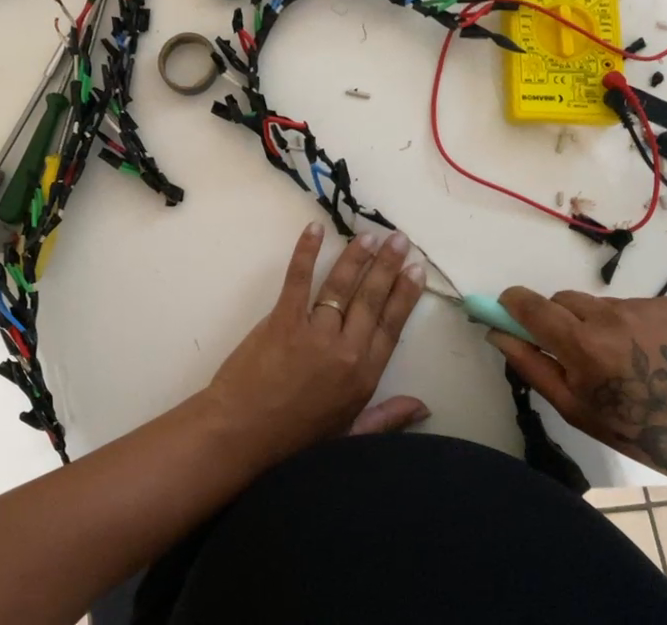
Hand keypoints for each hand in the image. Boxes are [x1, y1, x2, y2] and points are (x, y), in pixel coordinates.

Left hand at [203, 223, 428, 466]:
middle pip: (371, 299)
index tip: (417, 270)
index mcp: (363, 375)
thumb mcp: (349, 434)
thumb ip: (387, 418)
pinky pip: (298, 279)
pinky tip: (314, 229)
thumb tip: (423, 406)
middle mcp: (345, 350)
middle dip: (388, 266)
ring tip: (369, 236)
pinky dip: (305, 252)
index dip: (406, 295)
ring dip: (357, 257)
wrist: (243, 433)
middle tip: (399, 239)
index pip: (391, 325)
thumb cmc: (295, 438)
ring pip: (341, 286)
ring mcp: (313, 333)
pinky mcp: (282, 320)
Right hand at [487, 289, 666, 472]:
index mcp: (581, 343)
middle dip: (559, 319)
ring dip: (597, 323)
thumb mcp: (574, 408)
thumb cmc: (638, 430)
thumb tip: (498, 333)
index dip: (511, 303)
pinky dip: (631, 324)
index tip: (507, 312)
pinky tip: (651, 354)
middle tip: (577, 354)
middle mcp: (609, 315)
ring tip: (624, 360)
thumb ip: (531, 365)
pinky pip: (632, 306)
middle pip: (562, 299)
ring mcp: (643, 307)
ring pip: (598, 304)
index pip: (528, 303)